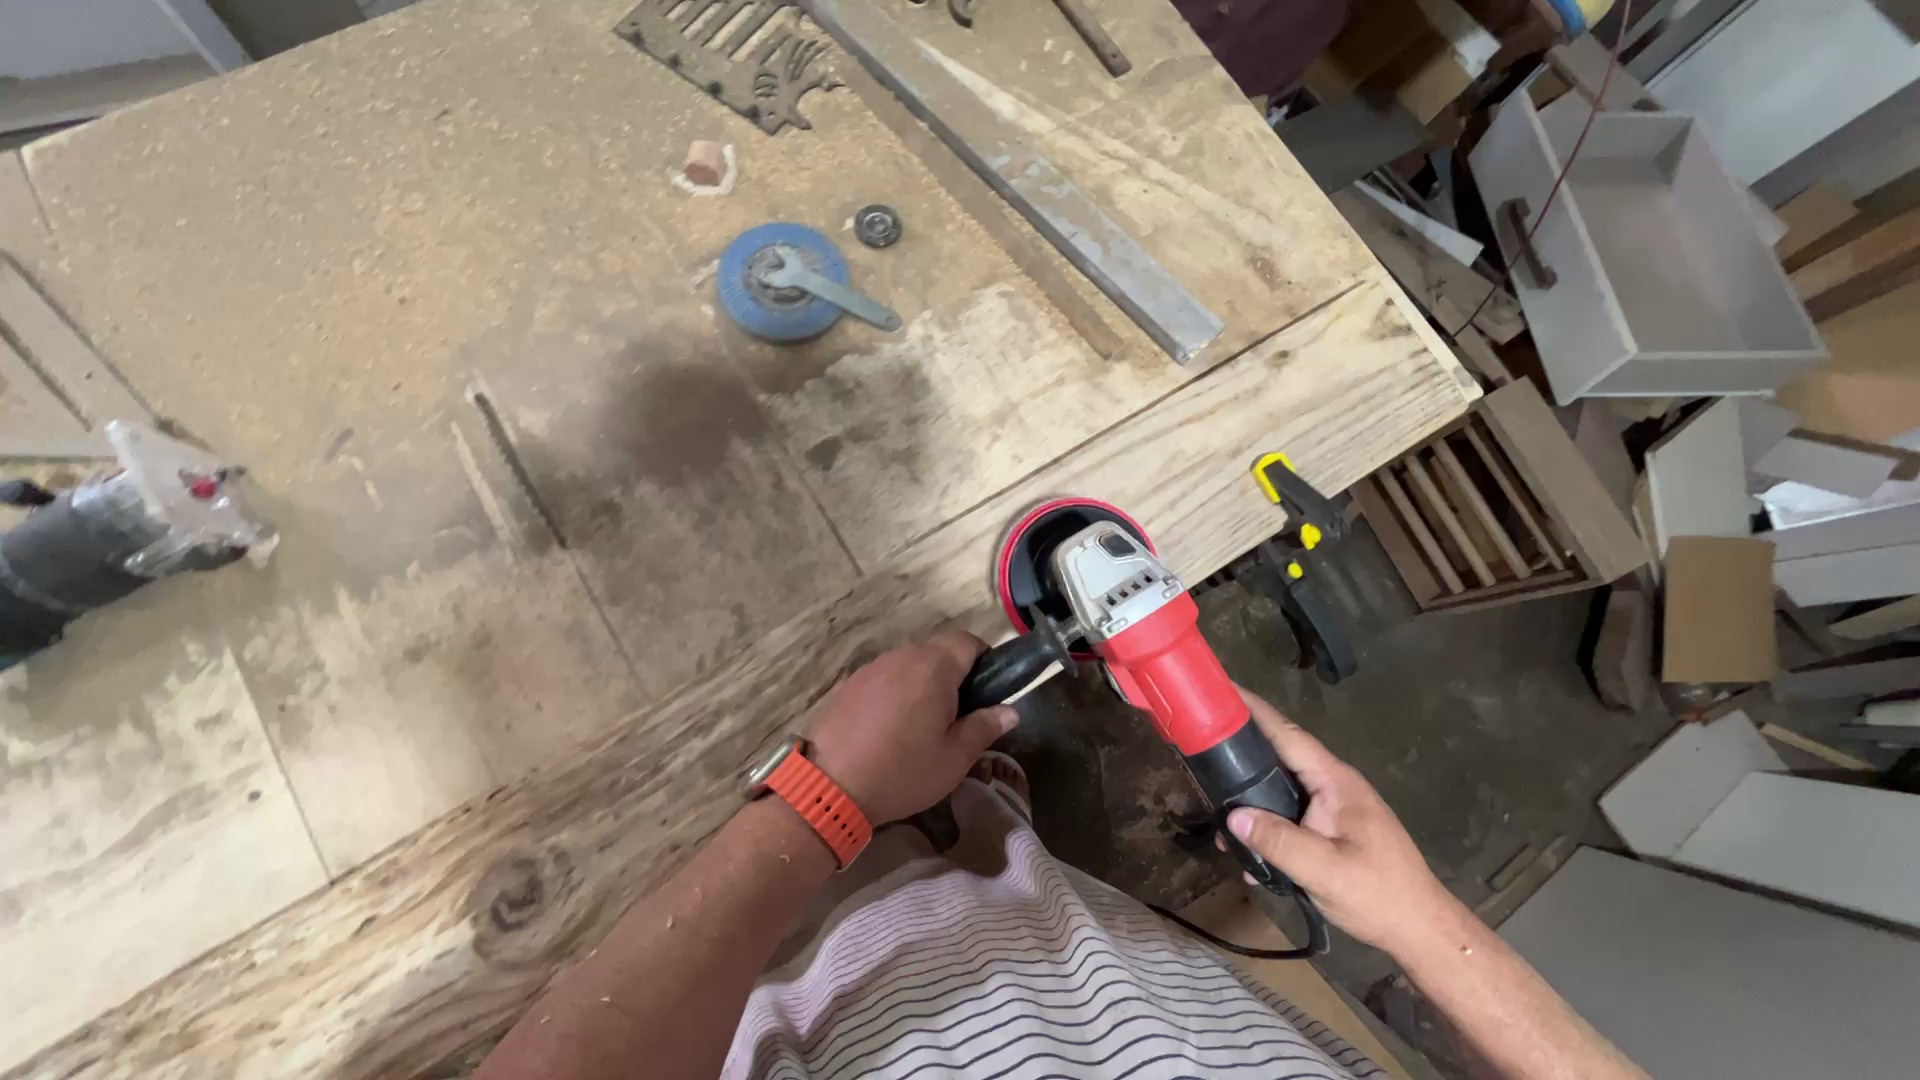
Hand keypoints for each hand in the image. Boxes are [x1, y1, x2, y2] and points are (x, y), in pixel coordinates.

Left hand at [806, 631, 1019, 823]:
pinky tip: (891, 729)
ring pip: (910, 665)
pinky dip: (897, 694)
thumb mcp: (954, 758)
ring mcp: (872, 668)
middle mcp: (902, 656)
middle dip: (954, 676)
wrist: (828, 786)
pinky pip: (886, 678)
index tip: (987, 692)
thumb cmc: (902, 771)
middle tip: (959, 717)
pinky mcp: (850, 684)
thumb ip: (984, 728)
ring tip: (923, 726)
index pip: (968, 641)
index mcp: (933, 667)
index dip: (984, 660)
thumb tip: (1010, 710)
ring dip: (923, 685)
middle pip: (938, 652)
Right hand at [1224, 688, 1463, 954]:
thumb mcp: (1326, 871)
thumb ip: (1279, 842)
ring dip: (1248, 803)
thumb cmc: (1380, 895)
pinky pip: (1287, 817)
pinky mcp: (1329, 829)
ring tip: (1217, 822)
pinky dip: (1264, 829)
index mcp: (1334, 781)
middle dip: (1238, 754)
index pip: (1287, 734)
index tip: (1218, 690)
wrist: (1423, 933)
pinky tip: (1248, 857)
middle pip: (1277, 757)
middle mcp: (1331, 785)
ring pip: (1278, 790)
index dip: (1252, 710)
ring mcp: (1331, 807)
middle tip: (1197, 750)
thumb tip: (1232, 817)